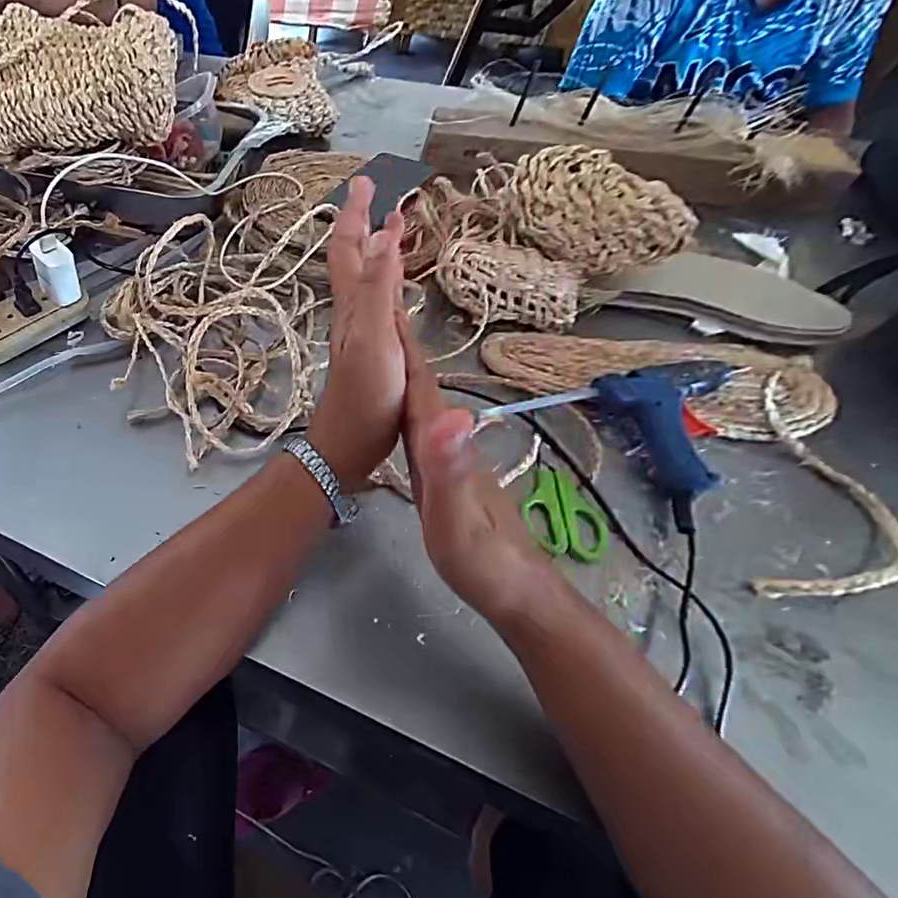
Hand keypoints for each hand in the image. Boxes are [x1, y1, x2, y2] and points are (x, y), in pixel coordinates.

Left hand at [306, 177, 407, 490]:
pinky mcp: (374, 347)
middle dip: (362, 222)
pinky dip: (386, 277)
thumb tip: (381, 234)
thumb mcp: (375, 336)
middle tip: (377, 192)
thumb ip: (379, 287)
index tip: (368, 181)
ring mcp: (361, 329)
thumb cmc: (365, 393)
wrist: (351, 443)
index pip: (349, 247)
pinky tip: (394, 280)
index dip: (356, 214)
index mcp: (351, 302)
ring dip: (374, 246)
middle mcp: (351, 310)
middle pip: (352, 257)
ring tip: (390, 224)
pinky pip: (378, 299)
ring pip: (364, 276)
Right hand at [397, 322, 568, 621]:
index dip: (403, 346)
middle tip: (380, 311)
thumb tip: (449, 414)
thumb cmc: (482, 558)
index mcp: (444, 442)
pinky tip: (402, 409)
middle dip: (402, 347)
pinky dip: (406, 405)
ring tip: (385, 348)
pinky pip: (420, 426)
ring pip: (421, 404)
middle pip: (420, 386)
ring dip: (404, 372)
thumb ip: (450, 469)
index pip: (419, 385)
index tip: (385, 306)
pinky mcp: (445, 474)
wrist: (517, 592)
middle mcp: (448, 441)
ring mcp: (449, 458)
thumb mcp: (457, 517)